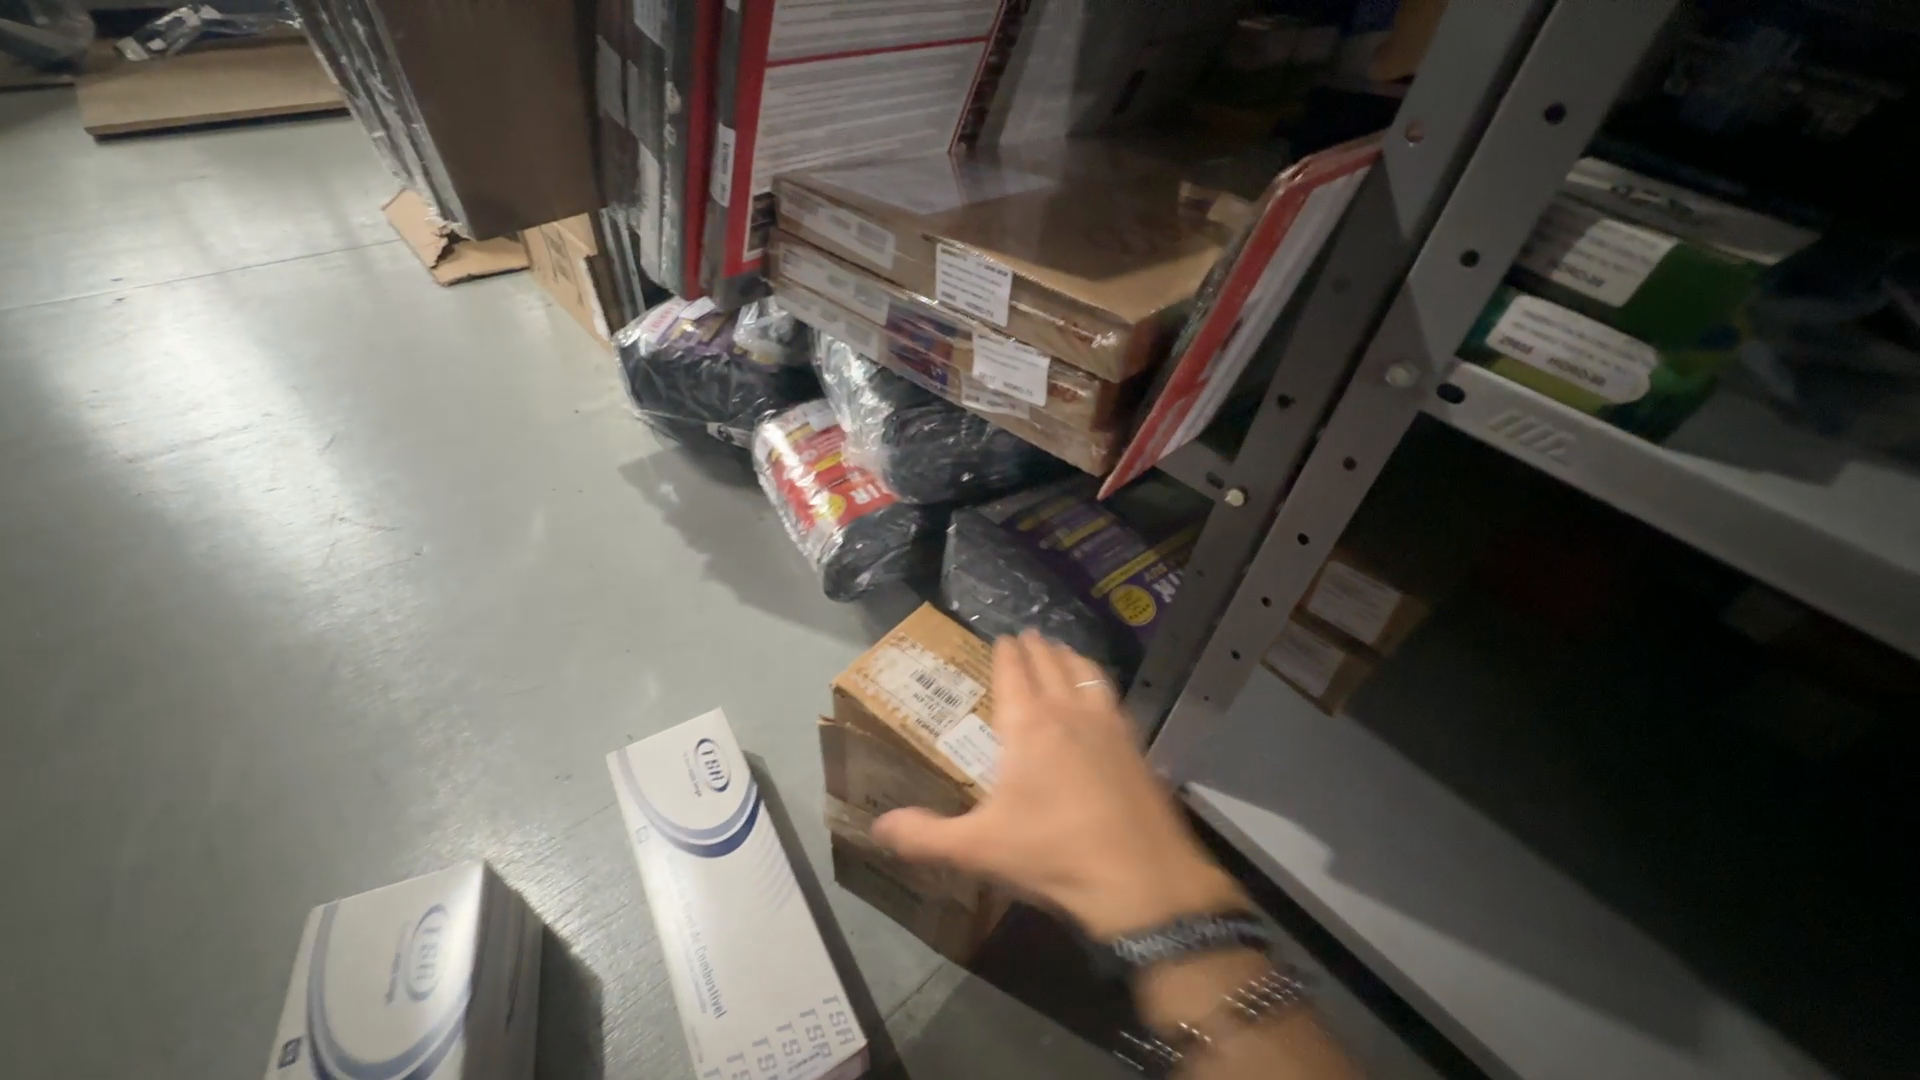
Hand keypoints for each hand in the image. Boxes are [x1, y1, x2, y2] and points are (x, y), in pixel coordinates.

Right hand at [873, 631, 1246, 940]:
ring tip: (1063, 651)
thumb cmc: (1053, 854)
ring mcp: (1108, 726)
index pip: (1014, 674)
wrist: (1140, 879)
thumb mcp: (979, 849)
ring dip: (1071, 658)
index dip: (1006, 654)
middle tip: (1028, 636)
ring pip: (1086, 674)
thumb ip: (925, 836)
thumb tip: (877, 828)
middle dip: (1037, 648)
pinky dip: (1099, 684)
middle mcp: (1068, 713)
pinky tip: (1101, 698)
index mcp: (1028, 726)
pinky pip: (1113, 698)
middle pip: (1051, 665)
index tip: (1002, 637)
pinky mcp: (1136, 746)